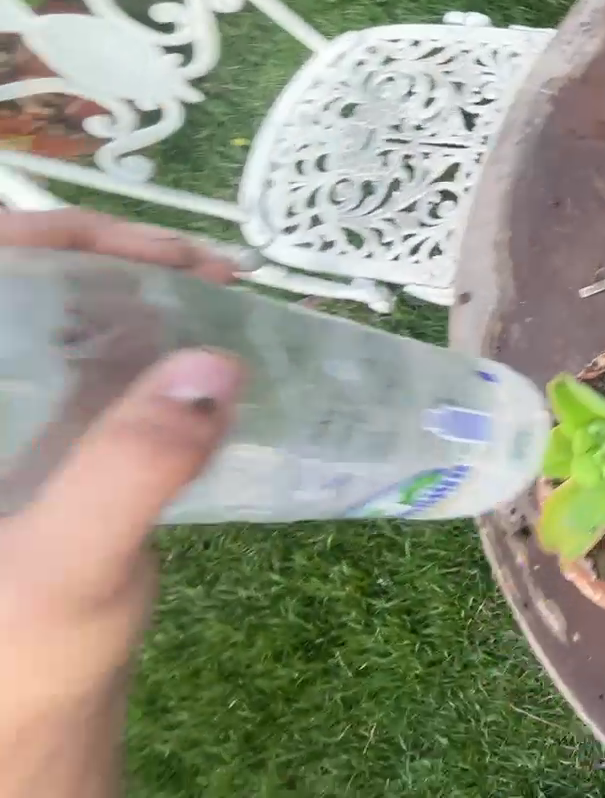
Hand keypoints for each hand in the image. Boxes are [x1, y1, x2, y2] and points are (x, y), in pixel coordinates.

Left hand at [0, 211, 245, 797]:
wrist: (16, 713)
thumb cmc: (11, 655)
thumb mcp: (64, 570)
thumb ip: (130, 470)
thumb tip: (216, 364)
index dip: (51, 240)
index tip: (155, 254)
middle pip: (19, 283)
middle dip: (114, 255)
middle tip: (213, 271)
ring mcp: (5, 416)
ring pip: (60, 311)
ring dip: (147, 287)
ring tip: (233, 293)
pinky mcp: (47, 434)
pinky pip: (101, 357)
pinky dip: (166, 334)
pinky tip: (227, 341)